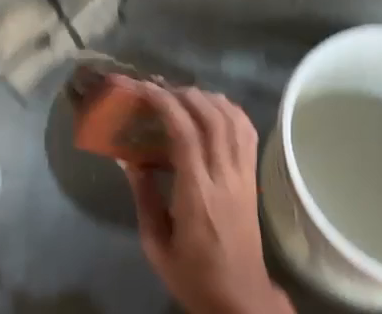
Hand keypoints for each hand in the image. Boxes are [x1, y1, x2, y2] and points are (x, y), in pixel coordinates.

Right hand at [126, 87, 292, 313]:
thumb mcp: (156, 244)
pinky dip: (230, 110)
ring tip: (181, 94)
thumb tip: (129, 159)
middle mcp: (224, 177)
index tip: (143, 88)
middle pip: (210, 117)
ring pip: (232, 119)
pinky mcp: (253, 178)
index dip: (164, 103)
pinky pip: (247, 132)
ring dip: (206, 97)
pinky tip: (212, 106)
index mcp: (197, 194)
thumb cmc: (193, 274)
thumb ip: (143, 198)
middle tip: (157, 88)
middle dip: (182, 93)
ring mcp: (243, 175)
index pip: (185, 134)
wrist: (240, 299)